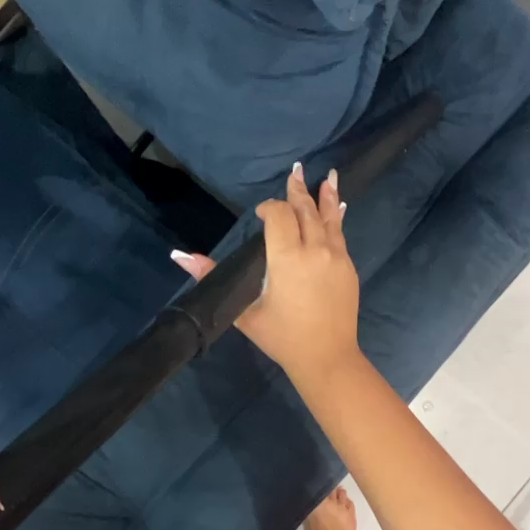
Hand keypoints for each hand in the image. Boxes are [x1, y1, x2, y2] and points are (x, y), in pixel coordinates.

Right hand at [171, 163, 360, 382]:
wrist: (327, 358)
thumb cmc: (282, 337)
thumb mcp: (244, 311)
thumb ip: (214, 278)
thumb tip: (180, 256)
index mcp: (286, 257)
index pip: (278, 215)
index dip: (269, 208)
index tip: (261, 213)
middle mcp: (313, 249)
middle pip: (304, 210)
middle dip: (297, 190)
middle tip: (295, 171)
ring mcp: (335, 257)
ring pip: (328, 218)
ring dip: (324, 196)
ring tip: (327, 175)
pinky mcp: (348, 268)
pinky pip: (341, 234)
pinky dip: (336, 218)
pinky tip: (338, 207)